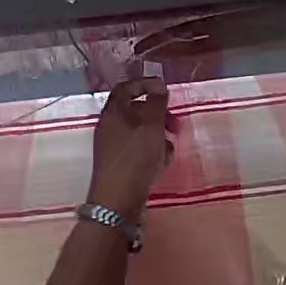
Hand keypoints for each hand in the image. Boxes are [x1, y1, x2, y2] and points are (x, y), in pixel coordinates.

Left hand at [86, 76, 174, 217]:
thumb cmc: (135, 159)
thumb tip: (158, 88)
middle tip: (175, 124)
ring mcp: (112, 146)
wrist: (117, 201)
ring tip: (170, 148)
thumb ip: (156, 105)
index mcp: (113, 113)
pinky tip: (162, 163)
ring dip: (158, 136)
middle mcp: (109, 126)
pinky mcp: (119, 164)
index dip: (145, 83)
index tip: (165, 88)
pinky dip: (152, 151)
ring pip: (139, 132)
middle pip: (135, 111)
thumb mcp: (151, 127)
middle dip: (158, 115)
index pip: (126, 88)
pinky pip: (138, 149)